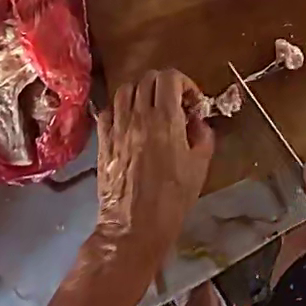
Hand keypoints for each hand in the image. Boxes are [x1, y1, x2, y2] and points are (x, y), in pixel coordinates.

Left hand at [93, 70, 214, 270]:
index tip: (192, 102)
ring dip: (141, 92)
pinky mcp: (103, 141)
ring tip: (151, 108)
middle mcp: (138, 117)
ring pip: (125, 89)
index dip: (184, 82)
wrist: (134, 228)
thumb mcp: (200, 165)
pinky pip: (108, 111)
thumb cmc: (173, 198)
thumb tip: (196, 120)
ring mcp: (117, 128)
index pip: (169, 77)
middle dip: (165, 85)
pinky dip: (121, 108)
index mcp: (165, 119)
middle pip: (147, 78)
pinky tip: (130, 122)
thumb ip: (202, 134)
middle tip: (174, 103)